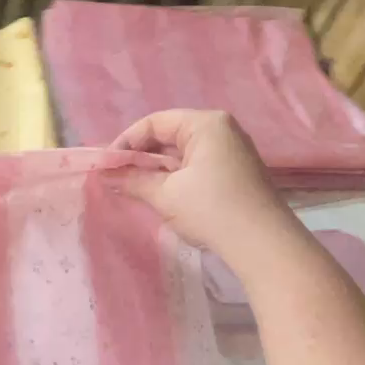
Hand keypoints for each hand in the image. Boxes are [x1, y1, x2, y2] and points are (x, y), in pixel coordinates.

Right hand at [111, 110, 285, 250]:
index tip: (104, 166)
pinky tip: (157, 193)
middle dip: (139, 156)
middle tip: (114, 177)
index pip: (154, 122)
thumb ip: (132, 180)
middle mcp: (219, 129)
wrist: (260, 242)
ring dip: (153, 168)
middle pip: (167, 135)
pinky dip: (171, 176)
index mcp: (205, 124)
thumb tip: (104, 175)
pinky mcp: (231, 171)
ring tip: (130, 186)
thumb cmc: (211, 209)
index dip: (125, 142)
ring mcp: (228, 150)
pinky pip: (192, 165)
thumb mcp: (165, 194)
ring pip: (179, 152)